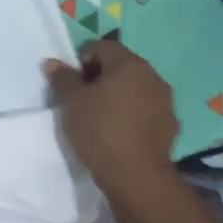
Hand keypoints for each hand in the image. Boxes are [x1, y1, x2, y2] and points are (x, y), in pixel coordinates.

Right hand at [42, 40, 179, 191]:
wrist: (135, 175)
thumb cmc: (99, 129)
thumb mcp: (71, 102)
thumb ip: (63, 78)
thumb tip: (52, 63)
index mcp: (130, 65)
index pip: (103, 47)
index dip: (82, 59)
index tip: (72, 81)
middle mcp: (153, 77)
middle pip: (122, 65)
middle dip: (101, 76)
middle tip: (82, 97)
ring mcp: (166, 102)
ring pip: (136, 88)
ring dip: (118, 94)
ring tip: (100, 115)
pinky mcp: (170, 125)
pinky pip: (146, 109)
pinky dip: (132, 113)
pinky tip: (119, 131)